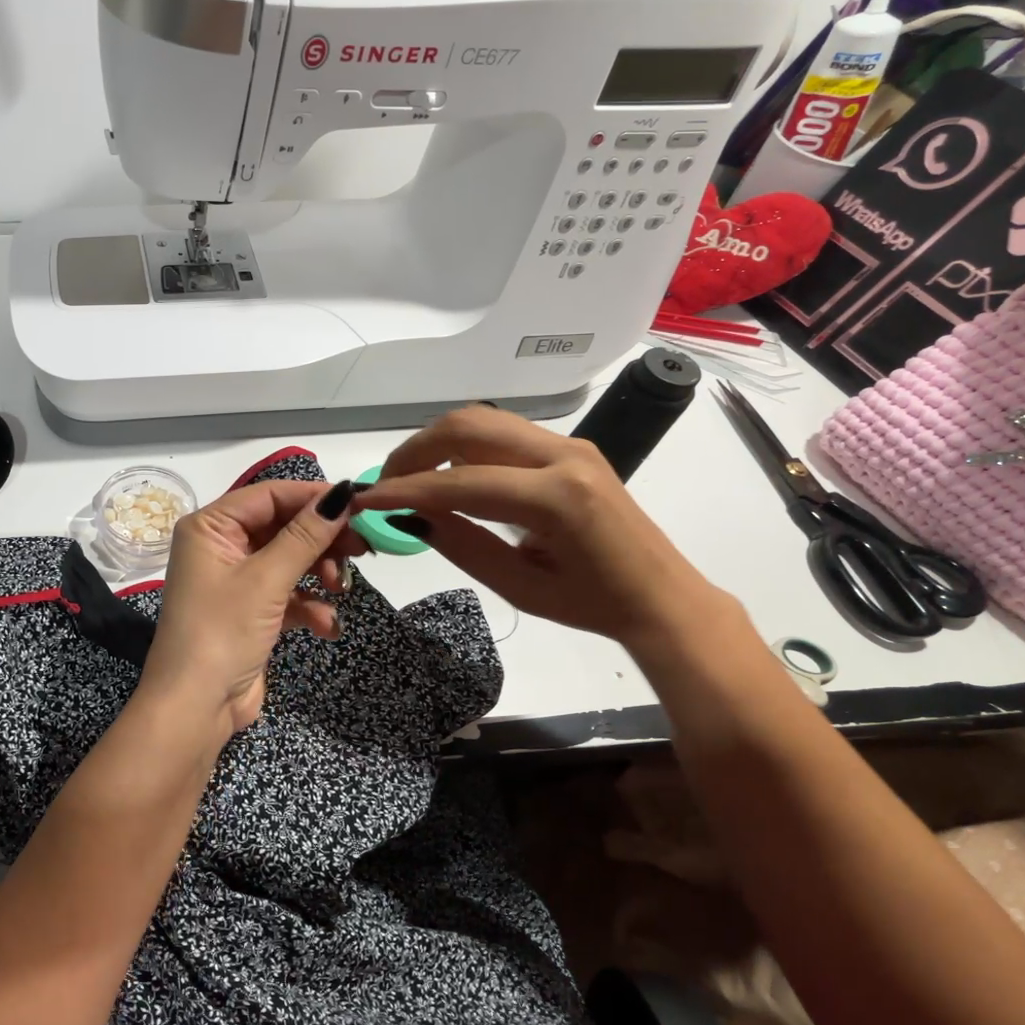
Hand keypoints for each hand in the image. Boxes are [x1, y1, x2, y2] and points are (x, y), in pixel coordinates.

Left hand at [144, 480, 369, 732]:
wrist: (196, 707)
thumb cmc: (222, 631)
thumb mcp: (266, 579)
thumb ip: (306, 536)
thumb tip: (342, 493)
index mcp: (209, 527)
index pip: (269, 495)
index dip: (314, 498)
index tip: (360, 504)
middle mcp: (219, 547)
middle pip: (282, 527)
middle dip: (321, 541)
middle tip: (361, 550)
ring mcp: (234, 582)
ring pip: (289, 562)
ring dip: (319, 575)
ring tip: (340, 590)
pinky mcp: (249, 613)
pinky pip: (287, 595)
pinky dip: (308, 606)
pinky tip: (326, 625)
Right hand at [354, 406, 724, 646]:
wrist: (661, 596)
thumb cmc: (592, 605)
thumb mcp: (518, 586)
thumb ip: (461, 545)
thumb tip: (409, 515)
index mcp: (557, 498)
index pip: (461, 481)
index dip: (405, 489)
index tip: (363, 499)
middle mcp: (563, 455)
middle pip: (468, 426)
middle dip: (415, 451)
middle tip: (385, 486)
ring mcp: (568, 444)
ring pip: (481, 420)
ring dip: (435, 444)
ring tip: (408, 481)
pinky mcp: (567, 446)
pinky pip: (499, 432)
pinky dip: (460, 447)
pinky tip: (445, 477)